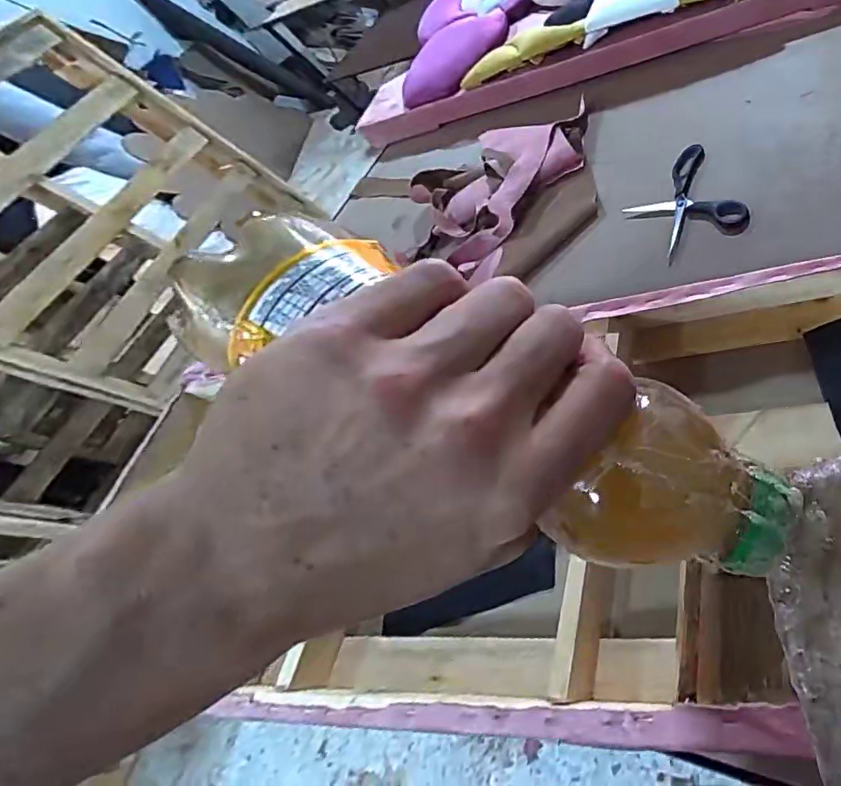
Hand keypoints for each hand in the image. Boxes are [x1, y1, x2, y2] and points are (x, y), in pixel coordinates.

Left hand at [151, 262, 634, 649]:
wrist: (230, 563)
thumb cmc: (376, 559)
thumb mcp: (489, 545)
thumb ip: (552, 470)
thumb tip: (585, 390)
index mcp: (513, 485)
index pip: (610, 385)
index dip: (602, 371)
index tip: (574, 376)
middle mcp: (471, 424)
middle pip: (561, 325)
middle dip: (549, 340)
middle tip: (515, 360)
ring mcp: (402, 374)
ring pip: (506, 293)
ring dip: (497, 317)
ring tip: (465, 341)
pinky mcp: (339, 337)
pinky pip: (434, 278)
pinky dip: (438, 298)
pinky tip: (416, 327)